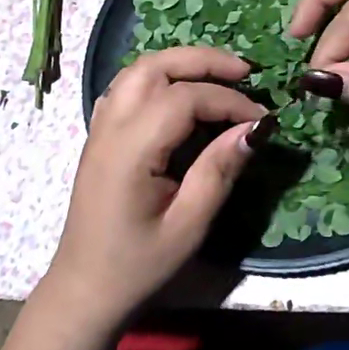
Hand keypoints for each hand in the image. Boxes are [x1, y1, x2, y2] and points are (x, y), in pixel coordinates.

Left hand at [46, 47, 267, 320]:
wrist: (86, 288)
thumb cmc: (139, 264)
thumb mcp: (189, 225)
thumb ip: (219, 170)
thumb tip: (255, 128)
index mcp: (130, 150)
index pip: (183, 98)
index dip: (227, 100)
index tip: (262, 118)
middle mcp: (109, 128)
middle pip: (154, 67)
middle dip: (202, 61)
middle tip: (245, 71)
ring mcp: (100, 129)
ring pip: (137, 71)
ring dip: (179, 65)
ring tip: (220, 77)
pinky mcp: (100, 137)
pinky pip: (126, 88)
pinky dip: (158, 78)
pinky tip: (181, 96)